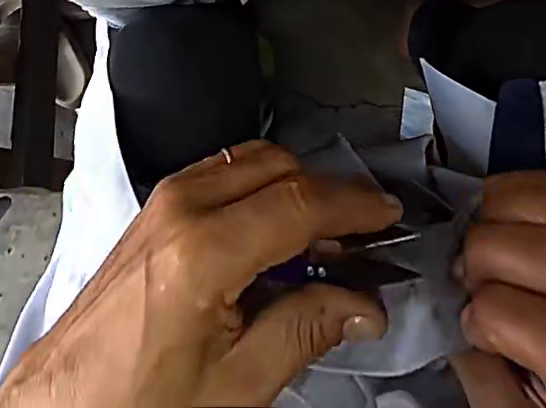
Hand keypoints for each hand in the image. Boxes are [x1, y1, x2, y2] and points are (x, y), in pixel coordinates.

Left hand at [0, 140, 403, 407]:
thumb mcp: (231, 388)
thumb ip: (306, 330)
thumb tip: (366, 304)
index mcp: (202, 251)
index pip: (299, 204)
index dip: (353, 206)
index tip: (388, 214)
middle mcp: (183, 206)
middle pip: (282, 169)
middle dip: (328, 195)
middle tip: (359, 237)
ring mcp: (166, 198)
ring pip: (256, 160)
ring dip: (298, 186)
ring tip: (321, 237)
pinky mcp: (157, 204)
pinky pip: (227, 171)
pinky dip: (264, 185)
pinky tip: (274, 228)